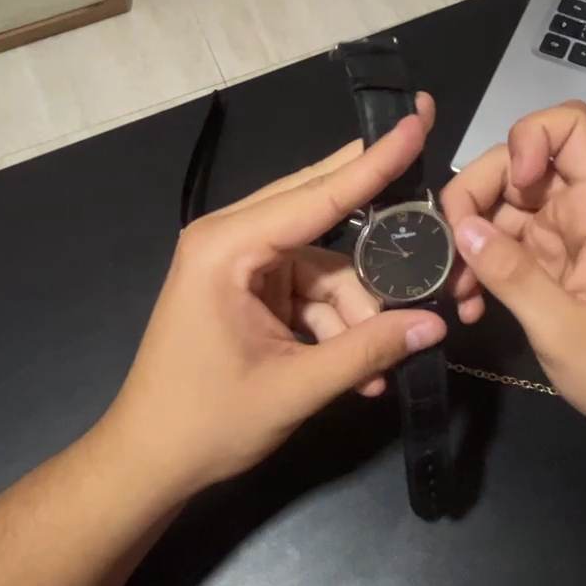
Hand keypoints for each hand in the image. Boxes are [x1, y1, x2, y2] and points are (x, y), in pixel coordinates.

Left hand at [101, 96, 446, 494]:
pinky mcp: (251, 291)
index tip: (416, 122)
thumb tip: (436, 325)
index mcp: (228, 247)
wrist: (150, 462)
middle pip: (322, 213)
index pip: (317, 196)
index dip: (374, 163)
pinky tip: (361, 372)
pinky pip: (312, 294)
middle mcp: (232, 241)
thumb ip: (368, 350)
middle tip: (432, 199)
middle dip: (378, 223)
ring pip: (327, 267)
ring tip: (379, 366)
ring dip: (358, 314)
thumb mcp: (295, 387)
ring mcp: (242, 266)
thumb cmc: (206, 422)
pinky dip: (338, 328)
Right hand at [441, 101, 585, 442]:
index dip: (530, 139)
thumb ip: (512, 276)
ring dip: (469, 238)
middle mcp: (580, 211)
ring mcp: (560, 237)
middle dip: (475, 196)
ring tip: (457, 288)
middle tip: (453, 248)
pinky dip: (479, 265)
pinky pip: (500, 244)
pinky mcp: (546, 264)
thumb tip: (461, 228)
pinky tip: (469, 304)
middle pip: (518, 163)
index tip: (508, 190)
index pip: (572, 128)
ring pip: (500, 205)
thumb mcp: (565, 330)